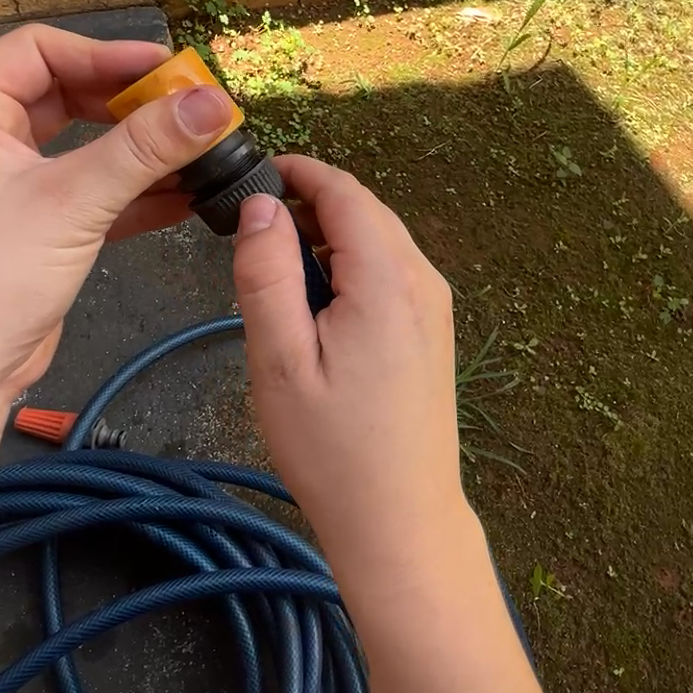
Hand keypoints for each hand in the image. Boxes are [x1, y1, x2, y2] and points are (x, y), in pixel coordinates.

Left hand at [0, 25, 234, 400]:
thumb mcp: (70, 202)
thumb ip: (145, 148)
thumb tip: (214, 102)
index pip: (41, 52)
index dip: (108, 54)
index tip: (173, 71)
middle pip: (70, 97)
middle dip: (133, 103)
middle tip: (195, 111)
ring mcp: (13, 189)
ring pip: (88, 149)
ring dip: (143, 151)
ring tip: (203, 151)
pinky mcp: (39, 231)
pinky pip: (95, 194)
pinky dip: (138, 194)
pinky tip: (189, 197)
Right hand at [229, 156, 465, 557]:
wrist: (402, 520)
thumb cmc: (332, 447)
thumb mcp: (280, 360)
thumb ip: (267, 274)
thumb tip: (262, 205)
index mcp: (388, 278)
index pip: (345, 192)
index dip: (300, 172)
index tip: (254, 176)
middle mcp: (425, 278)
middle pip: (366, 211)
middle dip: (312, 204)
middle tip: (257, 231)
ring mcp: (438, 304)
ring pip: (381, 239)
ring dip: (332, 237)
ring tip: (282, 273)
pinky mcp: (436, 328)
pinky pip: (393, 270)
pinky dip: (353, 265)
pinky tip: (323, 304)